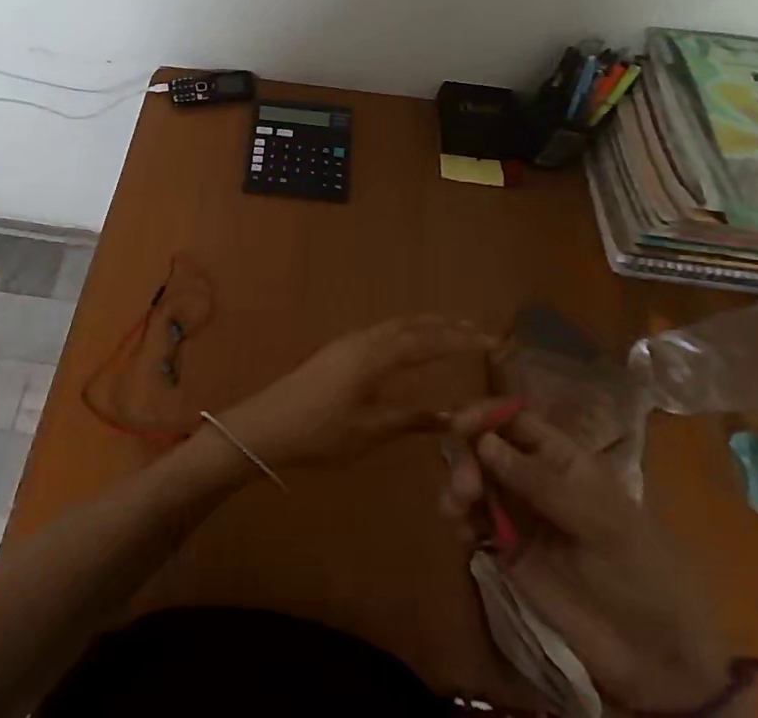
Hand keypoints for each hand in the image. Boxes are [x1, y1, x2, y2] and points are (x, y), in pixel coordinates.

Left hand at [213, 315, 493, 470]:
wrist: (264, 426)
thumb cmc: (319, 432)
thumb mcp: (370, 430)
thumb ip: (412, 419)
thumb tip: (456, 414)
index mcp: (373, 357)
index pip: (425, 342)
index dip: (460, 341)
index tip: (493, 341)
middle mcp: (360, 342)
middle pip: (408, 326)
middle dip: (444, 327)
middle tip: (478, 330)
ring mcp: (343, 345)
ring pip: (391, 327)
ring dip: (422, 327)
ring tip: (449, 331)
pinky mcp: (332, 354)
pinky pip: (377, 334)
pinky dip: (401, 334)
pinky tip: (405, 347)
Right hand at [444, 400, 731, 712]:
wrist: (653, 657)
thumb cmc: (641, 576)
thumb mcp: (601, 525)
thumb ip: (539, 482)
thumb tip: (482, 442)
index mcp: (566, 463)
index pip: (516, 420)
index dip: (484, 414)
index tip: (455, 424)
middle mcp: (535, 479)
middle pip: (484, 448)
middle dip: (467, 460)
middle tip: (465, 489)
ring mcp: (518, 514)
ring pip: (472, 481)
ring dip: (457, 488)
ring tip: (456, 513)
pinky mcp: (504, 547)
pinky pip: (469, 519)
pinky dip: (457, 519)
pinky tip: (462, 534)